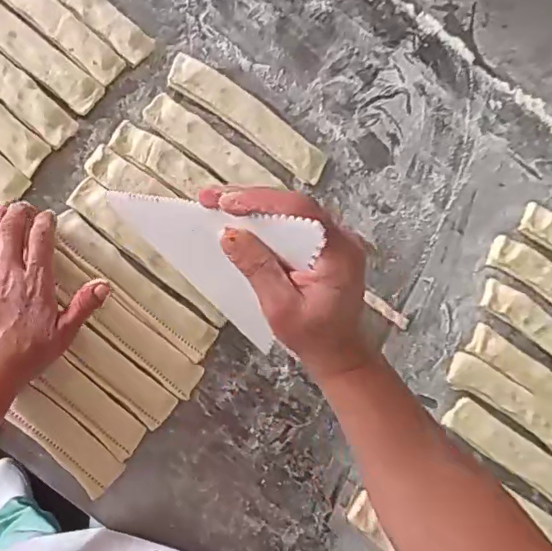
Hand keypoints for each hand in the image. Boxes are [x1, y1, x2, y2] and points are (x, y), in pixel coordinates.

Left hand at [0, 203, 107, 397]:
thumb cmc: (29, 354)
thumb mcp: (64, 333)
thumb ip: (83, 306)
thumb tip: (102, 286)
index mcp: (36, 282)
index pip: (41, 239)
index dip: (45, 222)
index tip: (49, 218)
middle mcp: (10, 274)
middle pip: (12, 230)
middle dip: (19, 213)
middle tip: (25, 207)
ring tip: (2, 208)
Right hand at [200, 186, 373, 380]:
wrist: (337, 352)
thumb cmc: (315, 336)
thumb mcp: (280, 307)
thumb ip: (258, 268)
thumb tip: (231, 236)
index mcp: (338, 252)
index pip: (298, 211)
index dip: (260, 201)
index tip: (227, 202)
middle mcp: (340, 239)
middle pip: (292, 205)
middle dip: (249, 199)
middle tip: (211, 198)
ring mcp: (332, 241)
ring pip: (290, 212)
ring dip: (254, 207)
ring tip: (219, 204)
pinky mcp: (321, 247)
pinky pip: (291, 225)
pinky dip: (264, 221)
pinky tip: (242, 221)